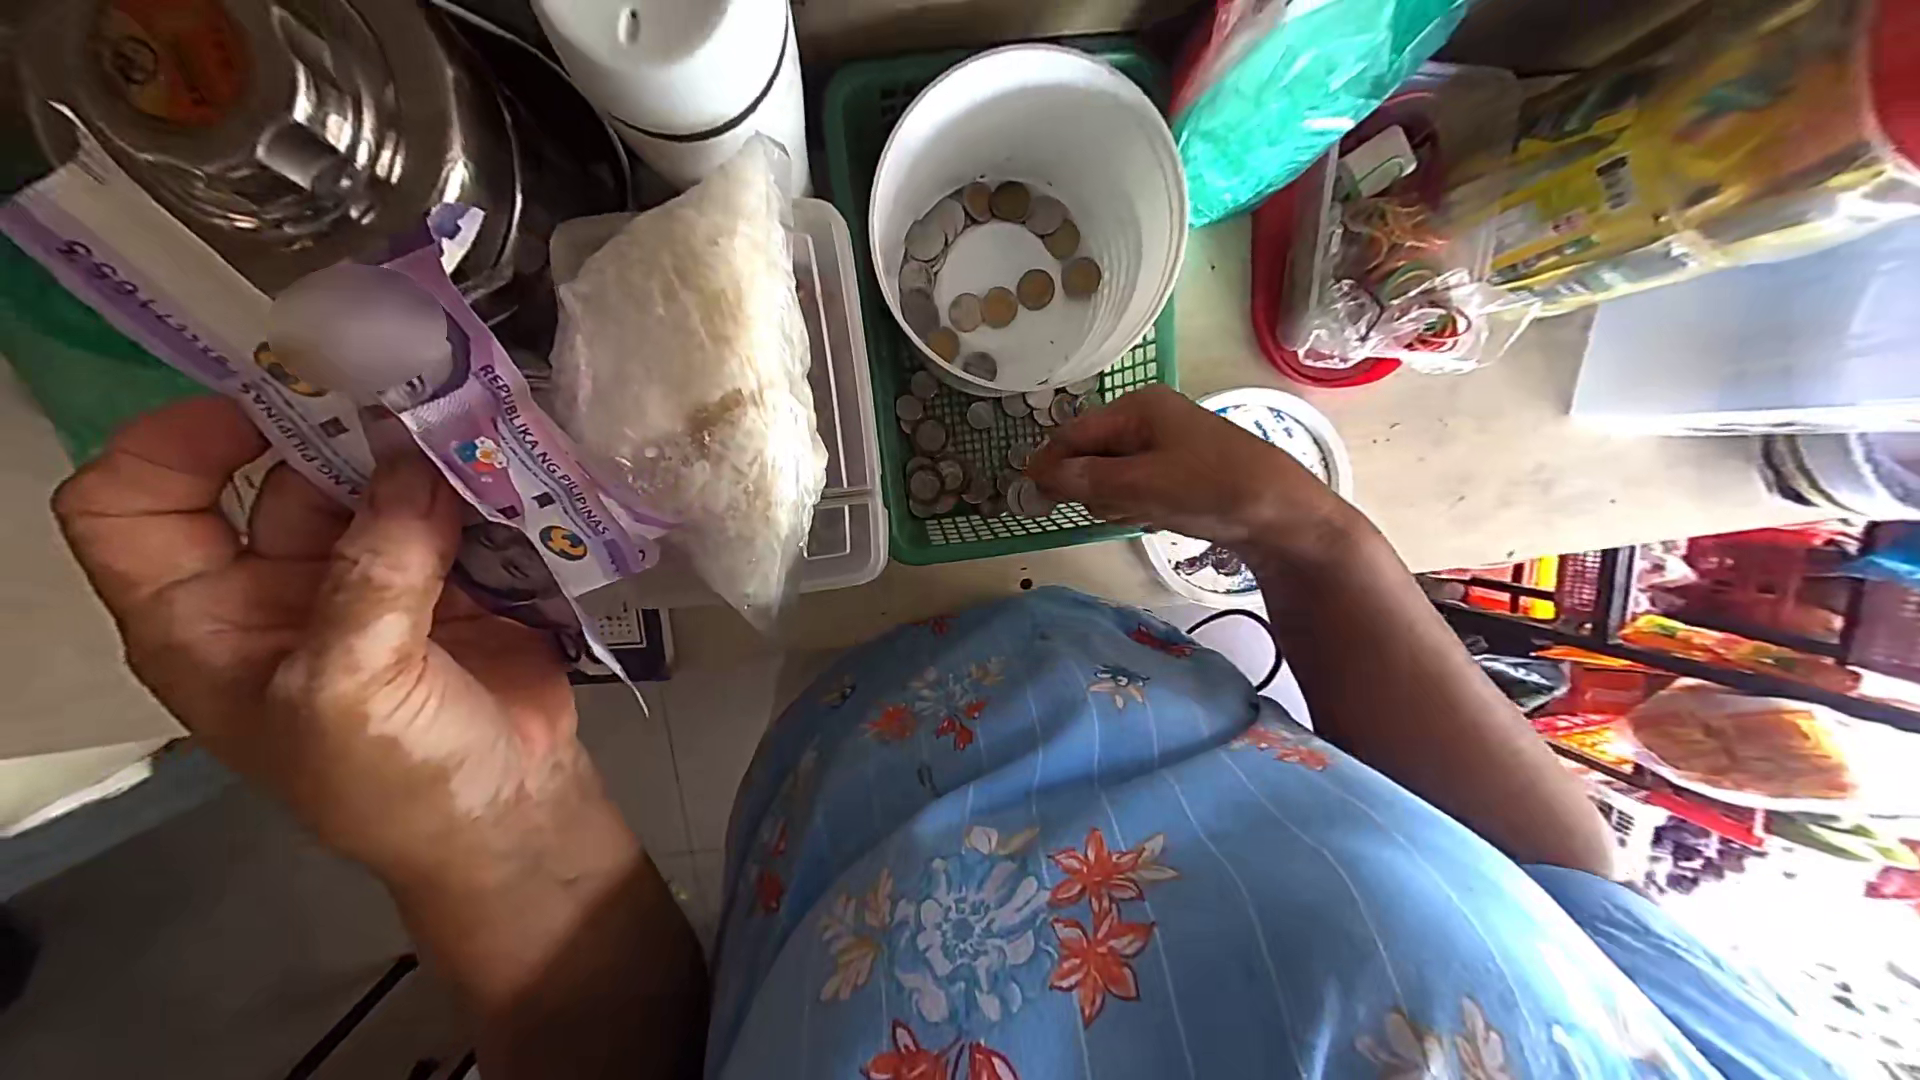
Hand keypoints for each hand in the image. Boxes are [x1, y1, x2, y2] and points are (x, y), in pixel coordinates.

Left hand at [52, 396, 598, 886]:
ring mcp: (390, 585)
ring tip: (482, 432)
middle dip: (346, 441)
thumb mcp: (349, 687)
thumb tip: (413, 466)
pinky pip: (467, 526)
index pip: (142, 506)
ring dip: (430, 467)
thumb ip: (374, 577)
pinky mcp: (466, 588)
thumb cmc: (396, 772)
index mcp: (214, 616)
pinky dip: (489, 499)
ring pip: (392, 499)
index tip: (273, 404)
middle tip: (417, 401)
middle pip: (293, 486)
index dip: (181, 445)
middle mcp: (293, 587)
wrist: (507, 804)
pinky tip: (519, 478)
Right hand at [1027, 385, 1359, 570]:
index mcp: (1137, 408)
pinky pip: (1133, 487)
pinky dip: (1136, 505)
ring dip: (1116, 501)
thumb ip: (1084, 479)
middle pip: (1090, 456)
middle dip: (1095, 487)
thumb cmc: (1210, 488)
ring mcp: (1162, 445)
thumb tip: (1037, 473)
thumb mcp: (1140, 484)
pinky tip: (1158, 514)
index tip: (1034, 495)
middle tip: (1120, 506)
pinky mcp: (1174, 470)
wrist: (1281, 514)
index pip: (1073, 433)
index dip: (1050, 464)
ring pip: (1109, 477)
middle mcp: (1146, 419)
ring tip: (1146, 511)